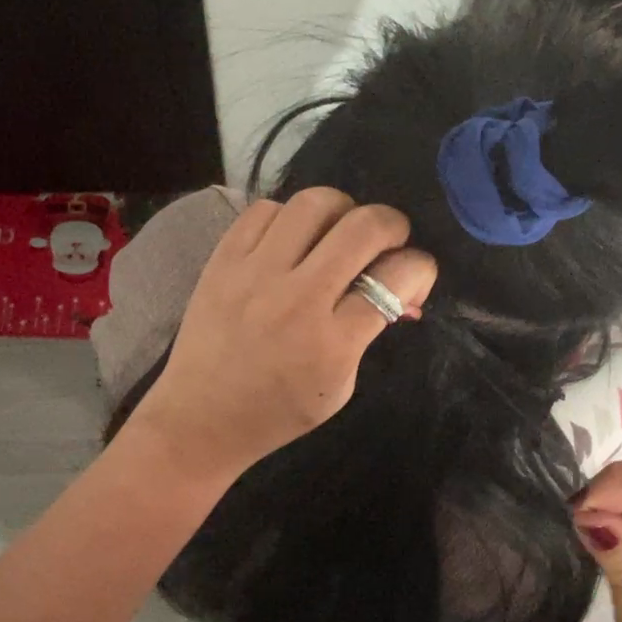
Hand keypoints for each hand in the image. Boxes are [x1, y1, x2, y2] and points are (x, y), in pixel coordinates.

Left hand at [128, 187, 436, 476]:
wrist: (200, 418)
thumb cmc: (278, 412)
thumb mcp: (340, 387)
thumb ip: (370, 332)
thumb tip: (401, 289)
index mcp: (333, 343)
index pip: (397, 277)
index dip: (421, 268)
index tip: (413, 274)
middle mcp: (297, 300)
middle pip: (364, 227)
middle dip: (393, 225)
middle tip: (387, 242)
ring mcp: (255, 274)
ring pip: (315, 203)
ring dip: (342, 210)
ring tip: (339, 232)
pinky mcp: (222, 260)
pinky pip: (266, 209)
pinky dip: (289, 216)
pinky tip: (292, 239)